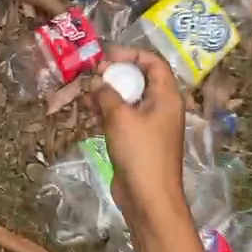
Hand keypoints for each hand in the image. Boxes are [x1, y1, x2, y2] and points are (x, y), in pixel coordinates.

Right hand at [91, 47, 189, 226]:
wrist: (149, 197)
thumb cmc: (140, 153)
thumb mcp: (120, 118)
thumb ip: (106, 94)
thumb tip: (95, 81)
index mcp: (167, 97)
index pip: (153, 63)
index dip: (131, 54)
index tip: (106, 55)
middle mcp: (161, 107)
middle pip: (140, 79)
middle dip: (115, 73)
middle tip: (92, 73)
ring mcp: (150, 124)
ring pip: (128, 98)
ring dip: (107, 92)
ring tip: (85, 90)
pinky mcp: (137, 139)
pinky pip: (123, 116)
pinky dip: (107, 109)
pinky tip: (88, 107)